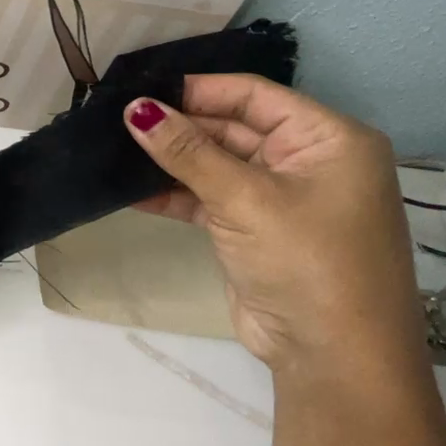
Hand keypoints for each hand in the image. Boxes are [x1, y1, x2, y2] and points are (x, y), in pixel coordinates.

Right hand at [123, 75, 426, 382]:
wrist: (332, 354)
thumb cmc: (306, 260)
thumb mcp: (244, 199)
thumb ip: (187, 152)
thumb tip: (135, 109)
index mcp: (328, 139)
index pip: (253, 97)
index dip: (196, 91)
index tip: (138, 90)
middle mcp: (307, 161)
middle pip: (232, 128)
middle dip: (177, 126)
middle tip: (114, 121)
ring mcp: (279, 197)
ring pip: (215, 164)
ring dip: (169, 161)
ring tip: (113, 150)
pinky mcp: (253, 229)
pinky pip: (208, 197)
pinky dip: (173, 194)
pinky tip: (130, 189)